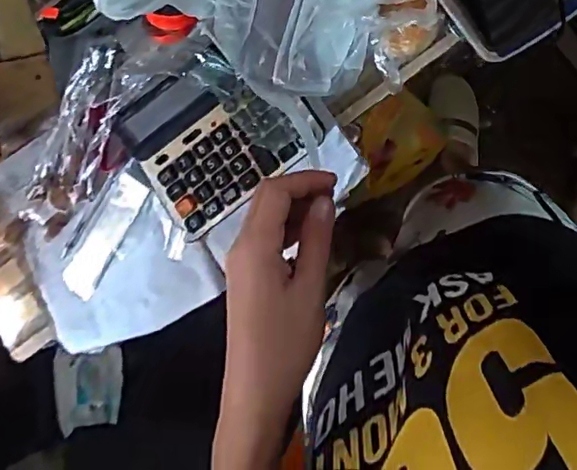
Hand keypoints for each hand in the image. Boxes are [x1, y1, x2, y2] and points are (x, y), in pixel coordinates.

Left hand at [215, 171, 337, 468]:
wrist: (254, 396)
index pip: (275, 191)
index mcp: (254, 246)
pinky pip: (264, 236)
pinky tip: (310, 239)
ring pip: (264, 216)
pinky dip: (287, 227)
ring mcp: (240, 262)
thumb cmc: (285, 344)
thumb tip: (325, 201)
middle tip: (334, 195)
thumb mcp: (310, 290)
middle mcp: (241, 247)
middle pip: (266, 198)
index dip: (305, 179)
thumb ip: (318, 240)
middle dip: (299, 188)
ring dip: (294, 207)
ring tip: (328, 214)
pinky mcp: (245, 276)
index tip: (336, 183)